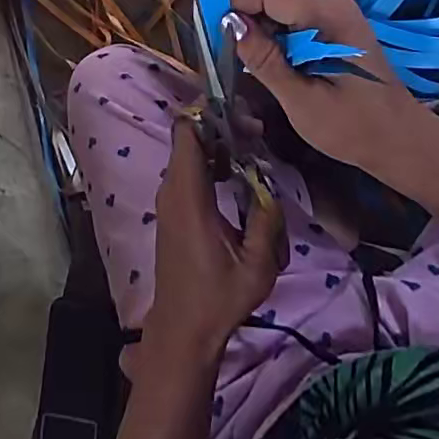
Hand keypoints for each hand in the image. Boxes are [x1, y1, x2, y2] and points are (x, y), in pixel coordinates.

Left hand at [142, 119, 284, 361]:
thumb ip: (267, 219)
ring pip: (188, 151)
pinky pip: (188, 168)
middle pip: (189, 136)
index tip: (240, 111)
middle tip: (255, 132)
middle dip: (220, 125)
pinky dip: (209, 160)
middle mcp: (172, 188)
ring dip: (216, 142)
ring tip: (250, 147)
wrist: (182, 328)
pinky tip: (234, 171)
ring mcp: (169, 197)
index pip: (186, 132)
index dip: (208, 111)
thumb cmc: (218, 296)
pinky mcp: (173, 207)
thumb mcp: (258, 264)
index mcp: (188, 194)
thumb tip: (269, 184)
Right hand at [227, 0, 420, 172]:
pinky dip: (272, 32)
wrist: (401, 141)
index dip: (233, 5)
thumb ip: (264, 60)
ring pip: (275, 0)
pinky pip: (289, 13)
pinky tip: (275, 62)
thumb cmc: (354, 128)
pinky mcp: (331, 22)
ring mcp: (332, 9)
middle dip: (243, 17)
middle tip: (233, 57)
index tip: (217, 40)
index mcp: (326, 15)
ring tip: (252, 64)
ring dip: (256, 26)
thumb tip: (228, 24)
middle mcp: (329, 1)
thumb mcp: (302, 101)